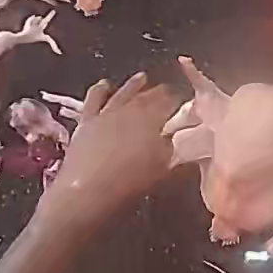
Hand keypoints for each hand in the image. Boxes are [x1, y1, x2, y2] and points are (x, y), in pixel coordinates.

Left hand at [36, 72, 180, 233]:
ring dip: (135, 85)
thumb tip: (183, 140)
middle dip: (161, 93)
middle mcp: (131, 111)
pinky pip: (95, 98)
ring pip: (124, 93)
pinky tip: (106, 84)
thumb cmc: (128, 185)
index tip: (187, 104)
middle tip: (169, 93)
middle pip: (149, 96)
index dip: (180, 102)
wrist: (86, 194)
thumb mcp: (161, 170)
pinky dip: (101, 89)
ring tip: (143, 78)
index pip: (171, 103)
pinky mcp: (87, 120)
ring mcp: (107, 113)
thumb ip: (173, 151)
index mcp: (153, 120)